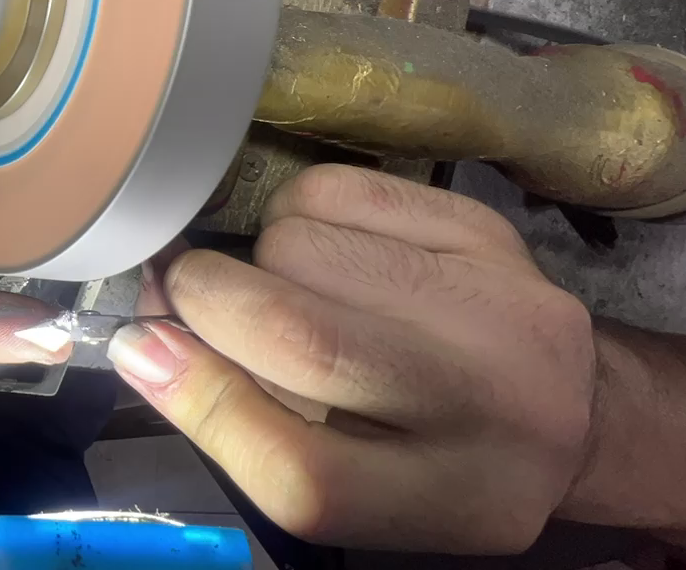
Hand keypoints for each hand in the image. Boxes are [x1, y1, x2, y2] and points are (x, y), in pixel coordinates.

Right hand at [110, 165, 595, 552]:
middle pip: (291, 328)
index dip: (198, 399)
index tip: (144, 346)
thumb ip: (226, 418)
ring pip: (293, 241)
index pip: (300, 469)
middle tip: (212, 302)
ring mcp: (500, 301)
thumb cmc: (412, 441)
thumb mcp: (330, 473)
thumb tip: (137, 342)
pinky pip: (325, 188)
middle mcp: (496, 406)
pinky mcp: (481, 226)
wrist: (548, 392)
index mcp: (449, 498)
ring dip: (263, 256)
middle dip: (210, 296)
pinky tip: (333, 247)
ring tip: (300, 285)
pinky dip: (298, 211)